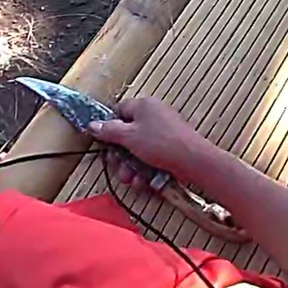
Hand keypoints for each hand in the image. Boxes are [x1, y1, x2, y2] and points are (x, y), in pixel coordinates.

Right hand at [86, 97, 210, 183]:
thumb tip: (92, 124)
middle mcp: (154, 115)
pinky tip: (145, 182)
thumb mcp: (129, 137)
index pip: (119, 111)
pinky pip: (152, 156)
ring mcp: (164, 131)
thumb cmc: (160, 144)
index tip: (106, 143)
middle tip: (119, 169)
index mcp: (143, 105)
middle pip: (128, 133)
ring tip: (132, 180)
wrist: (195, 161)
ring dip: (132, 167)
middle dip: (121, 156)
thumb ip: (108, 130)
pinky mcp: (172, 147)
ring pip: (139, 149)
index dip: (110, 127)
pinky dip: (146, 169)